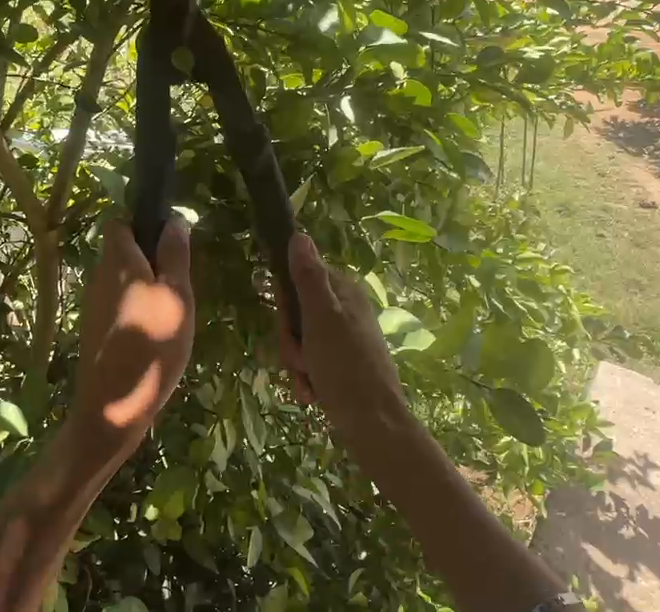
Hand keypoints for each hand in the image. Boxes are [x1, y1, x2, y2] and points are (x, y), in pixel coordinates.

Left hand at [70, 218, 195, 461]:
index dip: (141, 224)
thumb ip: (174, 256)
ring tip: (171, 311)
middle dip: (147, 259)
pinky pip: (117, 306)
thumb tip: (175, 219)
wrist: (114, 406)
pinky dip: (135, 310)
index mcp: (118, 261)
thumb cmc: (152, 345)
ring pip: (119, 281)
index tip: (167, 240)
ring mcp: (93, 305)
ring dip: (143, 287)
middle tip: (178, 282)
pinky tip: (154, 335)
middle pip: (120, 252)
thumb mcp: (176, 296)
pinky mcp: (94, 331)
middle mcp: (99, 276)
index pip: (119, 223)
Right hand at [276, 233, 409, 445]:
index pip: (298, 279)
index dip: (286, 304)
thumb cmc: (346, 367)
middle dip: (291, 340)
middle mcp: (344, 309)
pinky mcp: (342, 362)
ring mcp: (343, 336)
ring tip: (308, 380)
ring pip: (300, 339)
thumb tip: (299, 235)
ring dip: (296, 362)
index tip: (288, 324)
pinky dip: (307, 377)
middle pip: (296, 312)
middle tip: (301, 359)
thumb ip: (308, 277)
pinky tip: (312, 393)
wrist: (374, 424)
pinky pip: (311, 360)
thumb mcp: (321, 317)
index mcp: (343, 291)